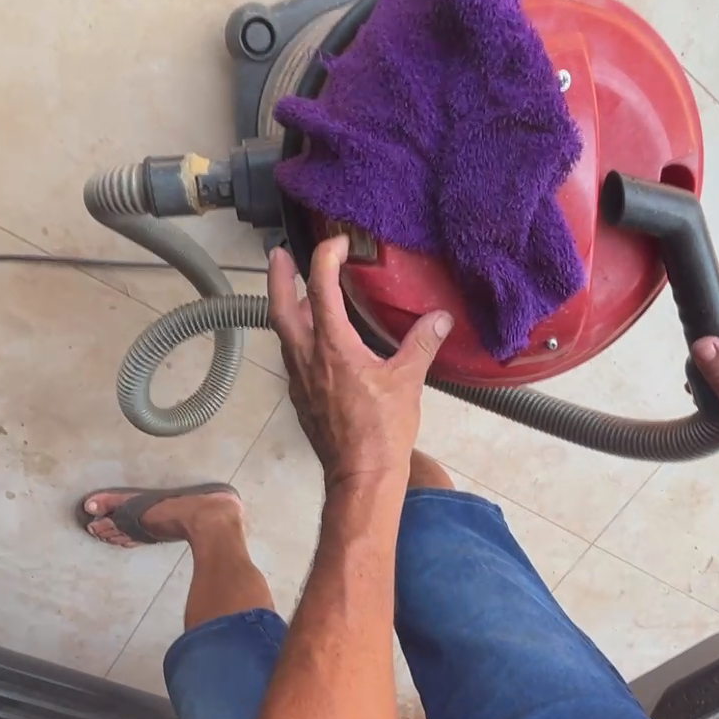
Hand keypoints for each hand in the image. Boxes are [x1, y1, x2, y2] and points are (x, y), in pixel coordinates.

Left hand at [268, 237, 452, 491]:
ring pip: (285, 334)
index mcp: (332, 348)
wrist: (360, 475)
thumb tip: (440, 319)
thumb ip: (421, 344)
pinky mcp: (301, 399)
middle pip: (280, 307)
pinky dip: (298, 339)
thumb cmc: (382, 430)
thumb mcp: (407, 381)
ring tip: (303, 296)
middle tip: (279, 255)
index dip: (325, 258)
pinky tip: (316, 343)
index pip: (321, 289)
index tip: (337, 243)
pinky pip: (293, 358)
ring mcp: (299, 380)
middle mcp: (307, 359)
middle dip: (278, 277)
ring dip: (289, 309)